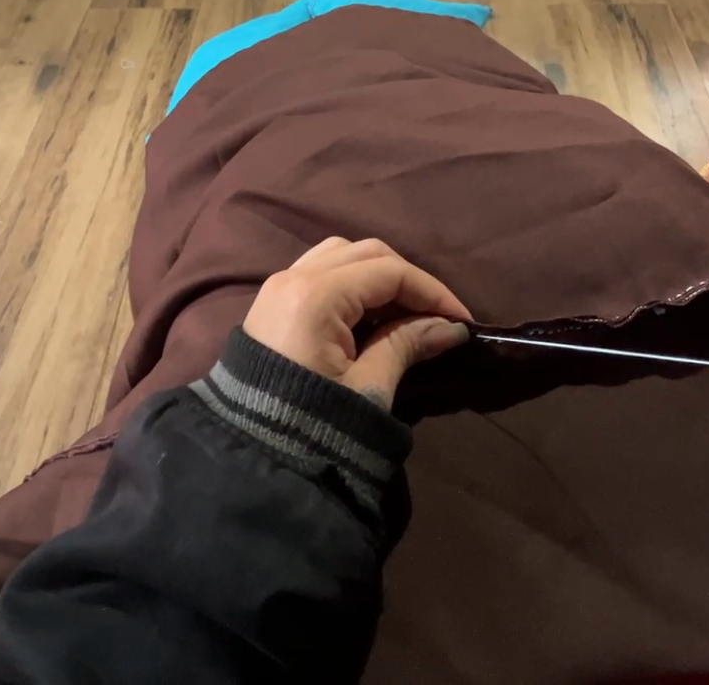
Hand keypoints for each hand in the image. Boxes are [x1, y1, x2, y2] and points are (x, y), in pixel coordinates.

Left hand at [243, 237, 472, 408]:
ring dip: (379, 275)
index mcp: (317, 294)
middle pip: (366, 253)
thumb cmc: (311, 423)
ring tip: (406, 311)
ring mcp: (279, 285)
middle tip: (437, 316)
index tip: (461, 321)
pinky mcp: (273, 301)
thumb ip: (407, 345)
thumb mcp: (367, 388)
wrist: (246, 455)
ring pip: (341, 255)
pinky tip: (371, 311)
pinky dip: (352, 281)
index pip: (389, 272)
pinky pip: (321, 270)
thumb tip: (450, 328)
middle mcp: (295, 276)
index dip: (432, 292)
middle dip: (408, 279)